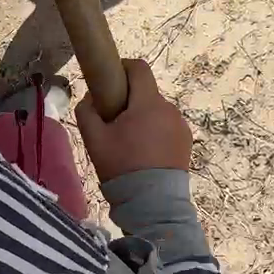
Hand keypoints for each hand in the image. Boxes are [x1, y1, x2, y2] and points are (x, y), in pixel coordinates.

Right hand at [75, 59, 192, 182]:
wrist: (153, 206)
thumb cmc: (122, 167)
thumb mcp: (94, 139)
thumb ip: (86, 111)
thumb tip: (90, 98)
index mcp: (147, 103)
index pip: (138, 68)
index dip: (122, 68)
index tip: (110, 81)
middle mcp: (169, 109)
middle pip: (146, 91)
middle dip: (129, 99)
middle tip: (113, 120)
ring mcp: (181, 126)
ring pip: (157, 110)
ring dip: (144, 116)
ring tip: (130, 142)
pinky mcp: (187, 142)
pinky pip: (167, 126)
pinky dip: (156, 131)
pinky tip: (145, 153)